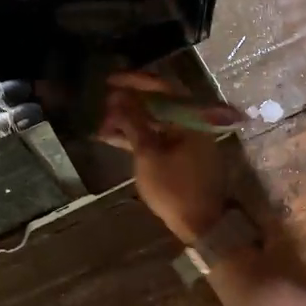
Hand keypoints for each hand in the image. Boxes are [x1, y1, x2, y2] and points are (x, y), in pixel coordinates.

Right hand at [97, 72, 242, 244]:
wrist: (202, 224)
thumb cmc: (174, 188)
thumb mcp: (148, 154)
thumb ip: (133, 122)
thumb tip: (118, 97)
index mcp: (189, 116)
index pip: (160, 86)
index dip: (133, 80)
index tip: (109, 80)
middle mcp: (192, 122)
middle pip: (158, 102)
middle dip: (128, 102)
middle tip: (103, 104)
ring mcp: (188, 139)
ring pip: (155, 121)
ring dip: (130, 120)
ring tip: (102, 124)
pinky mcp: (182, 154)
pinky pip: (158, 136)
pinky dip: (138, 136)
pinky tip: (113, 138)